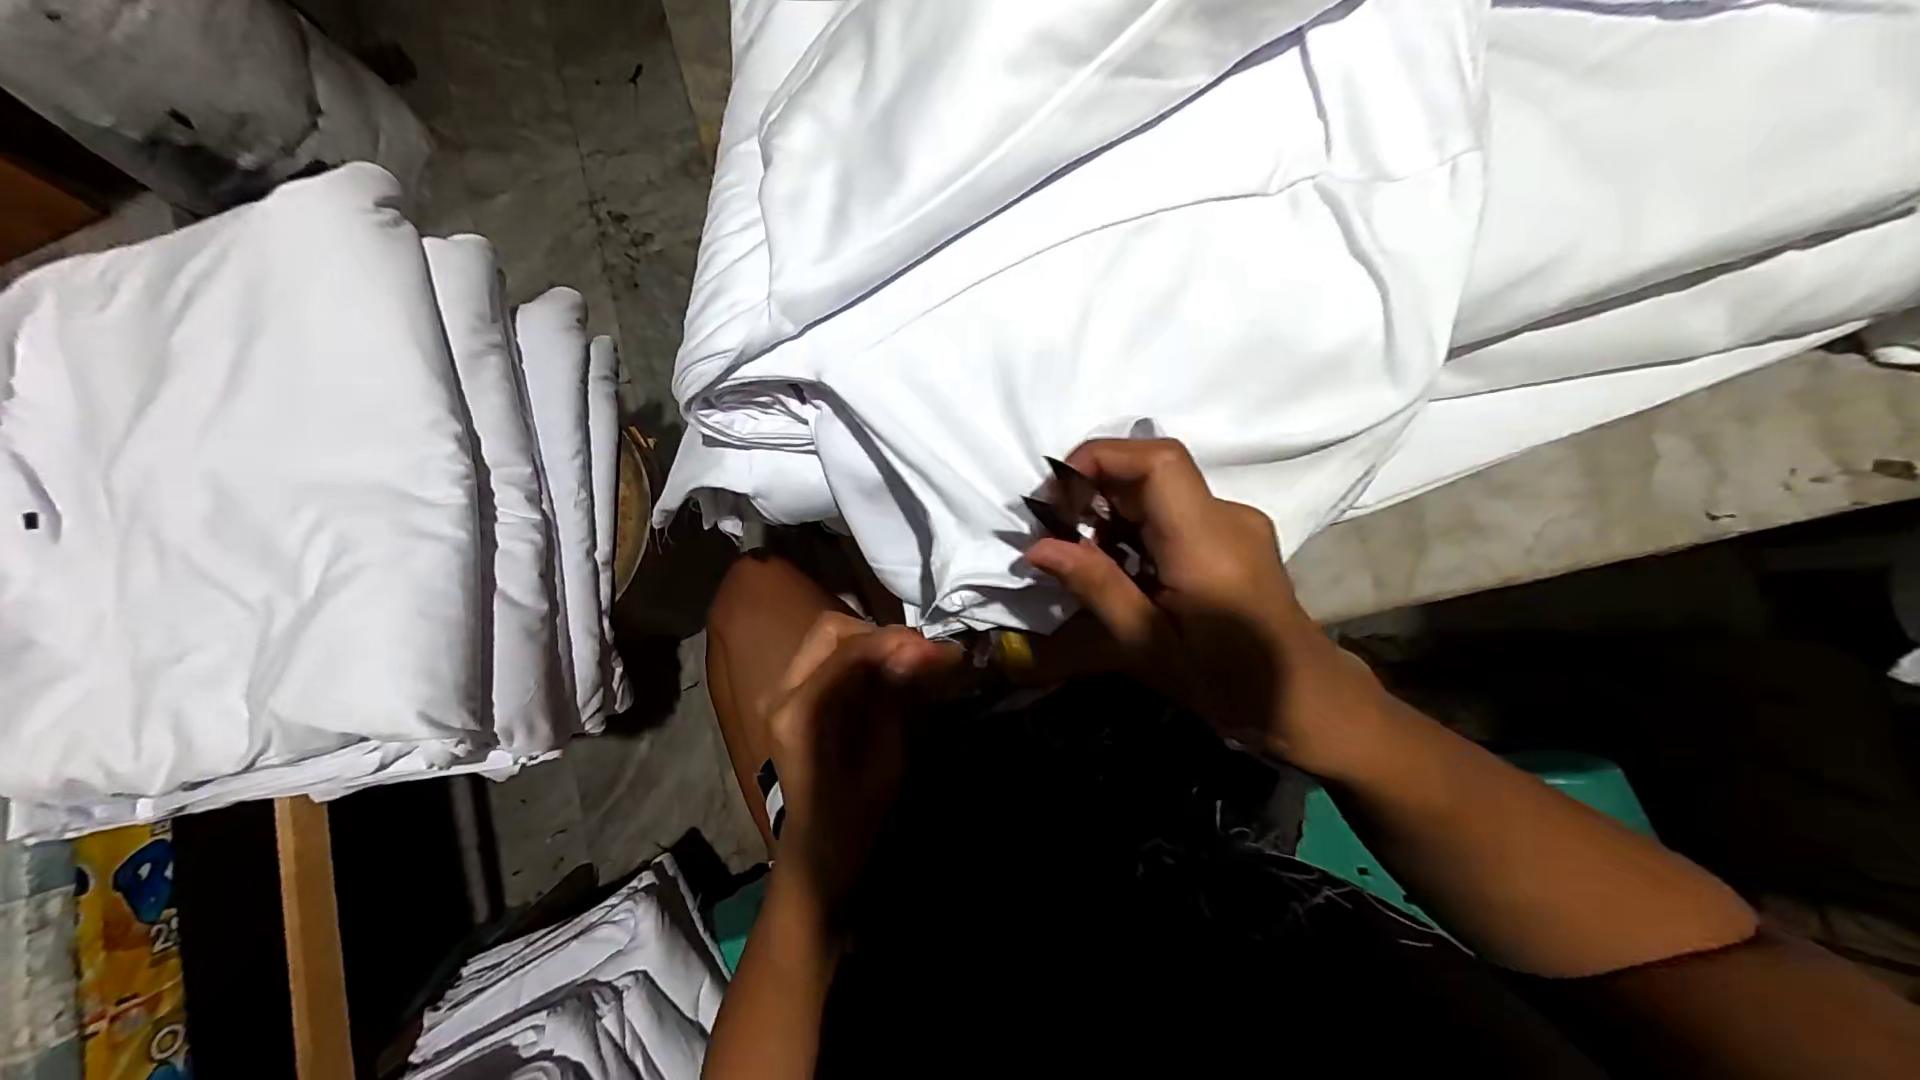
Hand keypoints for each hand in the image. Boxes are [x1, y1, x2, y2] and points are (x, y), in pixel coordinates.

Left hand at [764, 615, 960, 910]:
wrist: (814, 853)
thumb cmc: (851, 820)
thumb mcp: (884, 763)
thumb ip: (893, 700)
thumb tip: (920, 651)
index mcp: (798, 715)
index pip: (847, 652)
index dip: (894, 642)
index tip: (935, 648)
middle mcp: (780, 693)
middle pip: (831, 630)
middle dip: (881, 634)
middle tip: (922, 653)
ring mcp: (780, 691)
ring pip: (829, 637)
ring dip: (872, 641)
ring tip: (911, 660)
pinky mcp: (791, 695)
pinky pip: (828, 656)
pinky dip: (862, 654)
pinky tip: (890, 669)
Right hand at [1024, 438, 1386, 775]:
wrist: (1303, 697)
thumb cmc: (1226, 682)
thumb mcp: (1149, 647)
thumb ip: (1096, 588)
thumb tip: (1037, 548)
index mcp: (1207, 546)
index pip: (1158, 462)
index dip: (1100, 458)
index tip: (1057, 496)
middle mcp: (1227, 517)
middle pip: (1153, 470)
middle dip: (1096, 490)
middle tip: (1061, 535)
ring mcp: (1237, 520)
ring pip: (1162, 488)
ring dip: (1114, 509)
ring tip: (1089, 558)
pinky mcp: (1236, 531)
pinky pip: (1176, 507)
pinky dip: (1137, 523)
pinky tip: (1126, 565)